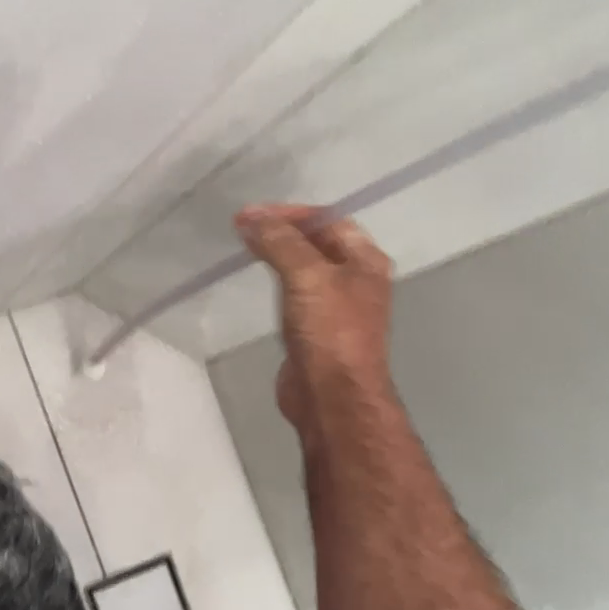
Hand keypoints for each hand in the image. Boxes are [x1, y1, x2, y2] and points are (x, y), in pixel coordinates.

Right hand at [235, 204, 394, 433]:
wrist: (331, 396)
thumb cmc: (329, 332)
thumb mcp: (307, 277)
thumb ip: (280, 244)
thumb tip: (251, 217)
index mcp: (365, 260)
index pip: (328, 220)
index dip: (290, 213)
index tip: (250, 216)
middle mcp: (355, 280)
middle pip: (318, 244)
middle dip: (282, 233)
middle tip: (243, 231)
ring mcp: (336, 309)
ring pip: (306, 270)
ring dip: (278, 257)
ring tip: (246, 252)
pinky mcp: (315, 333)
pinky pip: (294, 297)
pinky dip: (276, 285)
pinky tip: (257, 289)